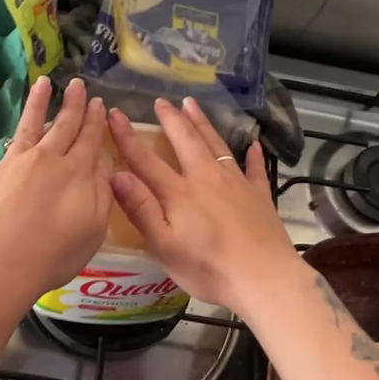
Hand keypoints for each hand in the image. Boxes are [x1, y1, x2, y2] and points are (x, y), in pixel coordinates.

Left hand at [0, 77, 110, 304]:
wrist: (0, 269)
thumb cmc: (53, 256)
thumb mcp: (94, 229)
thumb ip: (101, 192)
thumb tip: (102, 163)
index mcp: (76, 172)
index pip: (90, 139)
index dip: (95, 120)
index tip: (98, 103)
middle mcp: (45, 159)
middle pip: (62, 126)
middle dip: (72, 104)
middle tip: (78, 85)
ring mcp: (11, 165)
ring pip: (26, 126)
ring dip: (36, 103)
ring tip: (43, 83)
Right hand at [107, 97, 300, 314]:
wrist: (264, 278)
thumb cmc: (208, 269)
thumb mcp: (164, 246)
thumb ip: (141, 209)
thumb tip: (116, 174)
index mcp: (178, 193)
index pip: (146, 160)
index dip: (127, 137)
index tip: (113, 113)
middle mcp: (206, 179)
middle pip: (186, 141)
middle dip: (172, 120)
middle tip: (162, 101)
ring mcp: (236, 184)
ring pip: (216, 145)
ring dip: (203, 124)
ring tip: (193, 105)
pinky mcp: (259, 195)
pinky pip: (254, 169)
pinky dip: (252, 155)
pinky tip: (254, 145)